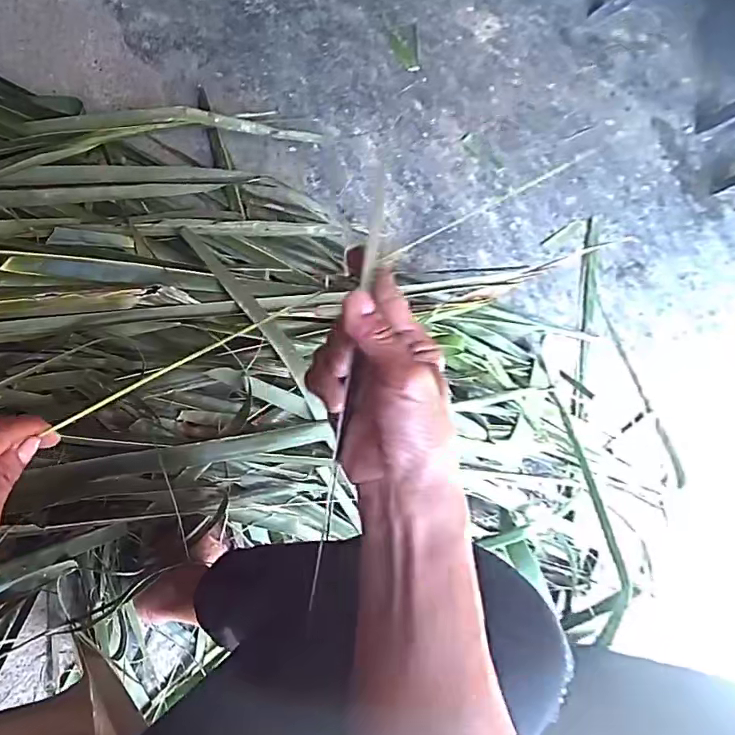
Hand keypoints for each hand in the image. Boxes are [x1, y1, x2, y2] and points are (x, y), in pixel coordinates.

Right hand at [308, 268, 459, 511]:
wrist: (396, 482)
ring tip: (344, 397)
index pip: (388, 299)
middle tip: (349, 368)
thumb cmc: (419, 432)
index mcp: (411, 344)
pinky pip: (316, 374)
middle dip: (341, 342)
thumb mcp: (406, 380)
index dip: (370, 276)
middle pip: (347, 322)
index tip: (353, 253)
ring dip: (330, 370)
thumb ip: (377, 338)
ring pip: (327, 348)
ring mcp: (358, 374)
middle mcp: (382, 353)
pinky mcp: (336, 393)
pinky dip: (321, 388)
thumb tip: (354, 297)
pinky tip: (335, 407)